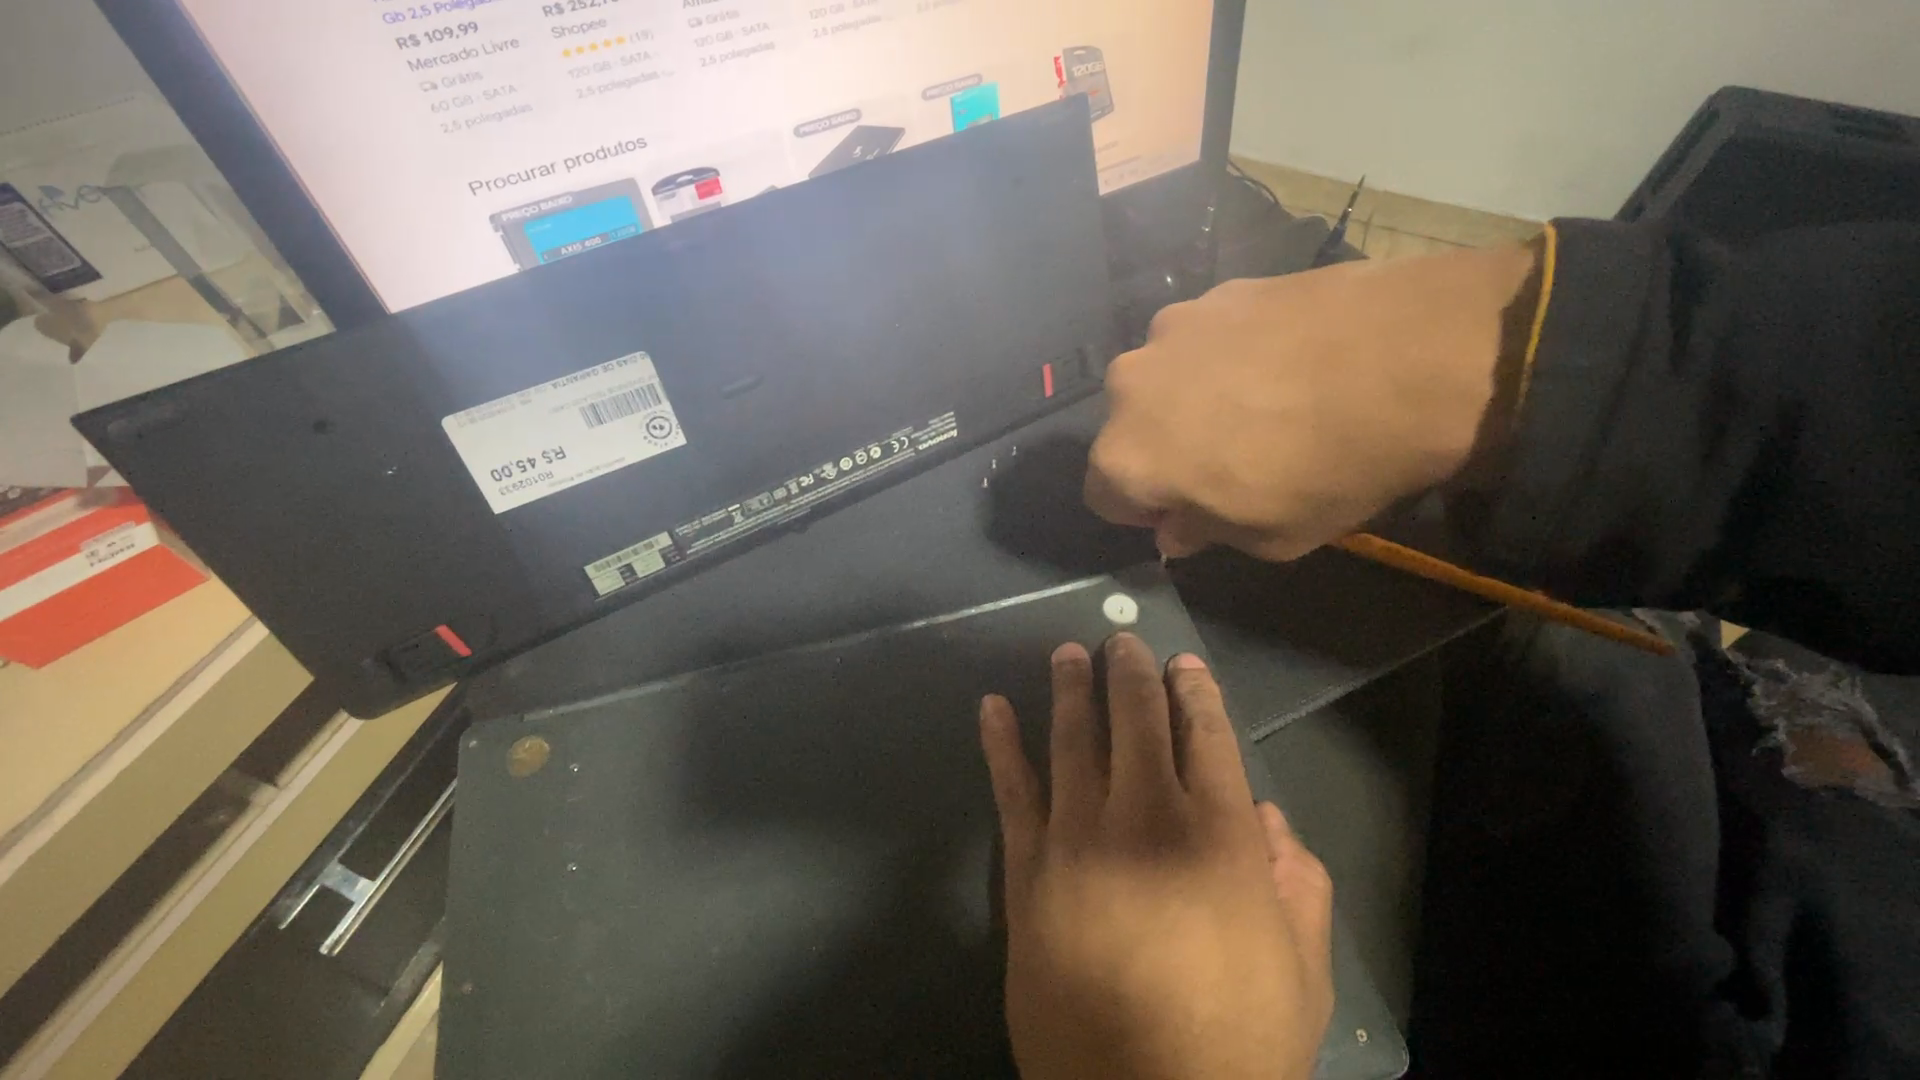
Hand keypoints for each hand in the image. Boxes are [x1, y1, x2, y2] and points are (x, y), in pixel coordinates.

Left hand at [980, 635, 1333, 1079]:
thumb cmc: (1234, 1037)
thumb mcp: (1302, 969)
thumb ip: (1298, 883)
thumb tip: (1271, 815)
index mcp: (1222, 834)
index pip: (1208, 737)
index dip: (1196, 693)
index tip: (1182, 664)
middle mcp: (1148, 816)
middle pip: (1138, 721)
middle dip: (1130, 673)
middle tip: (1121, 640)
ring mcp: (1079, 836)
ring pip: (1074, 739)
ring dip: (1070, 688)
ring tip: (1067, 652)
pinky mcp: (1028, 867)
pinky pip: (1012, 789)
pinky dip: (1000, 742)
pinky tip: (992, 706)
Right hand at [1086, 245, 1538, 560]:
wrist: (1412, 360)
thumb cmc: (1328, 471)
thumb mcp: (1267, 538)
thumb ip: (1203, 532)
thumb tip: (1177, 525)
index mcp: (1127, 456)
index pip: (1102, 496)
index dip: (1143, 512)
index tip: (1188, 511)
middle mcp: (1129, 385)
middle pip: (1129, 429)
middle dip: (1163, 448)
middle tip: (1227, 457)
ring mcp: (1173, 327)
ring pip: (1165, 378)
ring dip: (1192, 396)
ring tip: (1261, 401)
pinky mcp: (1220, 289)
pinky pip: (1205, 337)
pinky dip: (1228, 354)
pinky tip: (1285, 360)